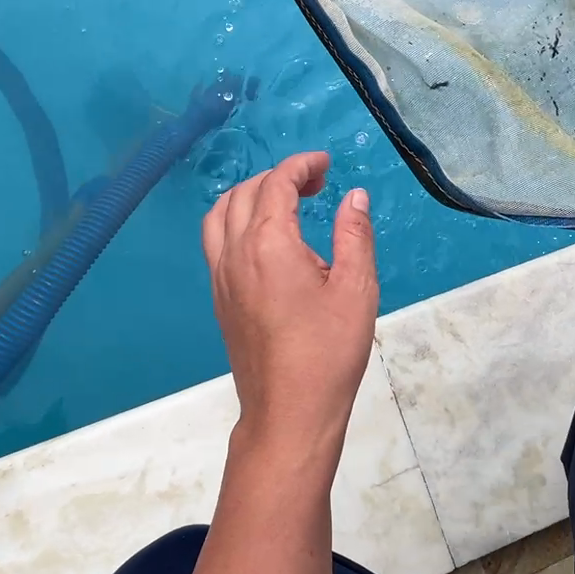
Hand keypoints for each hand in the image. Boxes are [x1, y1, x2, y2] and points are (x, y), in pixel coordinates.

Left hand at [203, 151, 377, 470]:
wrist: (290, 410)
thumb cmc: (330, 350)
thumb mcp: (357, 289)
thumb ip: (355, 235)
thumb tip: (355, 197)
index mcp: (270, 245)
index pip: (277, 184)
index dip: (301, 165)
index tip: (326, 164)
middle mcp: (235, 253)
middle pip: (245, 193)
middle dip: (279, 176)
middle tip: (317, 184)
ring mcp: (221, 276)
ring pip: (220, 215)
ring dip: (251, 195)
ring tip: (286, 203)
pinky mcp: (220, 297)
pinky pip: (216, 240)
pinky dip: (237, 220)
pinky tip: (267, 239)